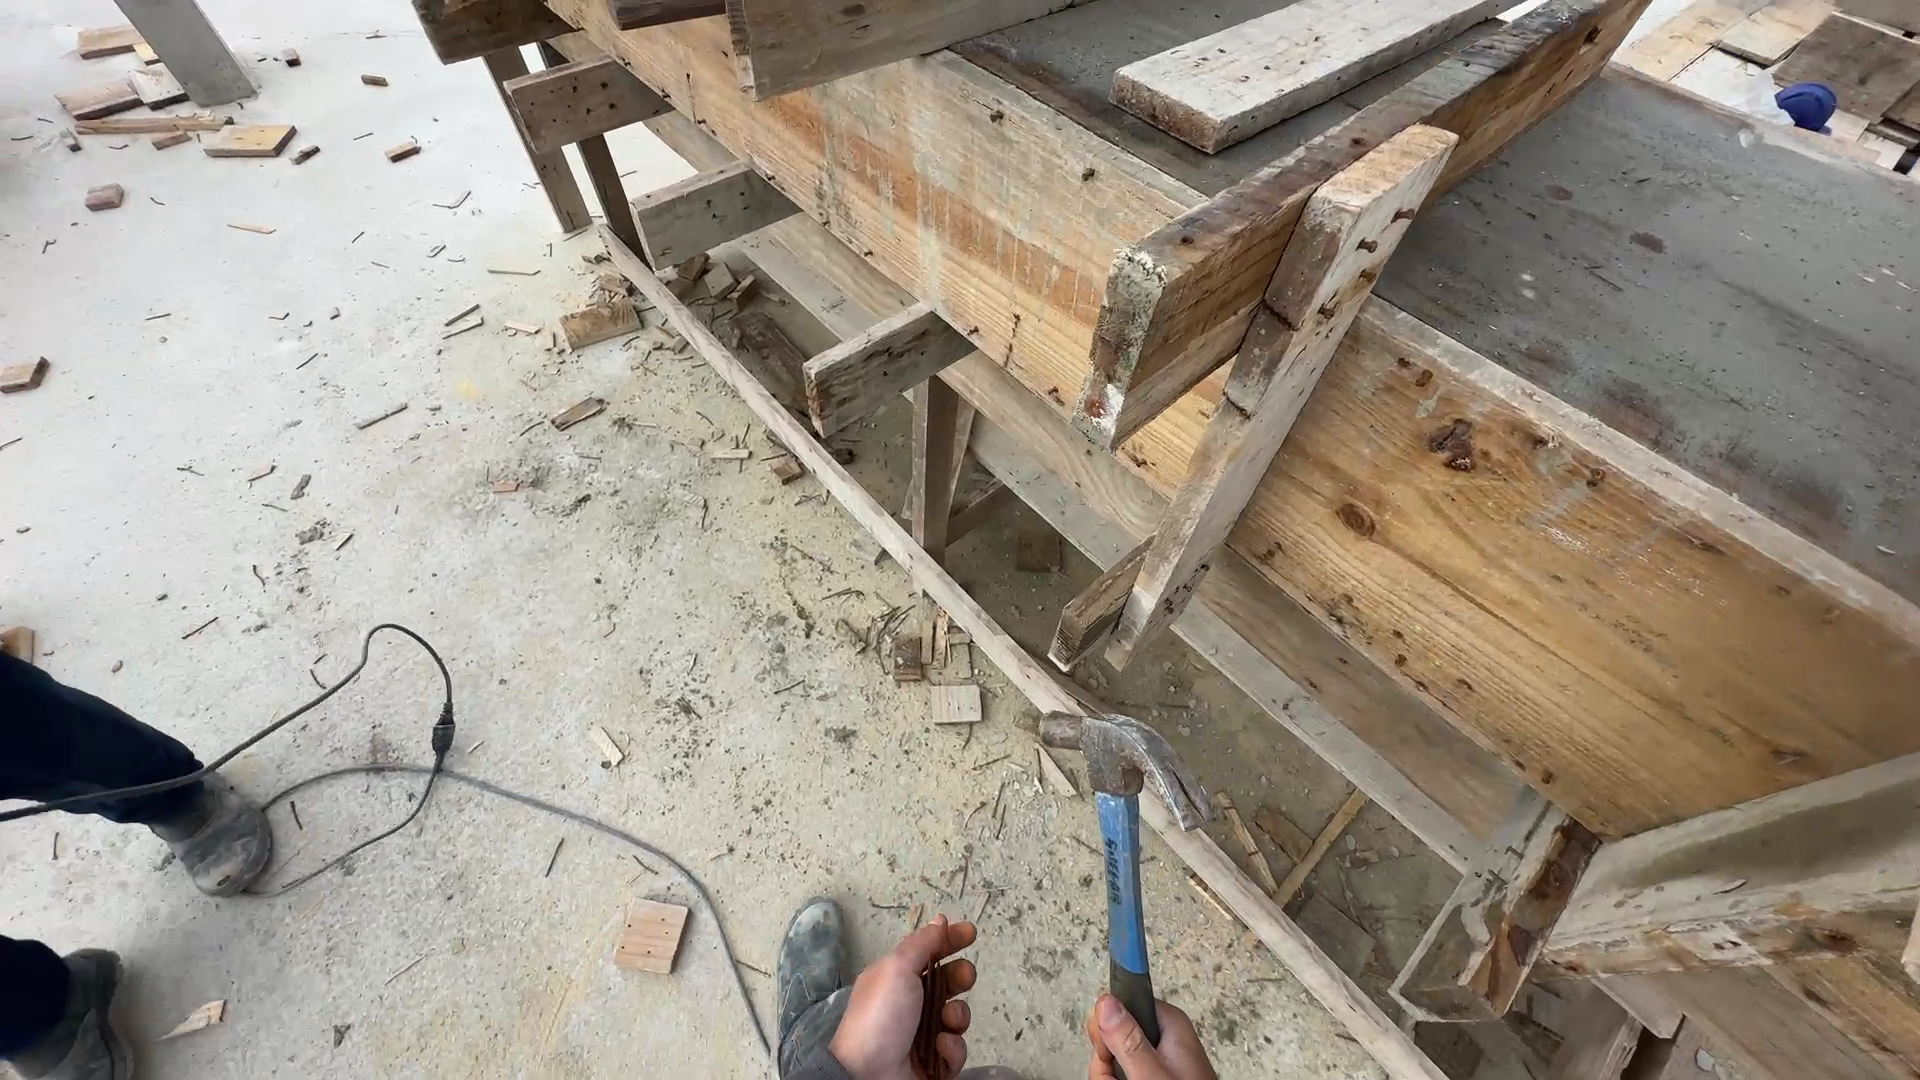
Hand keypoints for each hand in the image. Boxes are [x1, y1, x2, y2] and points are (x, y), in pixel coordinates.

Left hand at [830, 914, 977, 1079]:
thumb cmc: (881, 1015)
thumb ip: (922, 943)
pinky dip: (952, 1047)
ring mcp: (923, 1034)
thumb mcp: (897, 968)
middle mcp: (912, 1003)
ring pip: (956, 1016)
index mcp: (898, 977)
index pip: (929, 951)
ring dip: (957, 1015)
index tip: (971, 933)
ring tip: (946, 1021)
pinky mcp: (934, 1064)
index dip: (951, 939)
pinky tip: (940, 1047)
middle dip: (961, 976)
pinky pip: (955, 1050)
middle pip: (948, 981)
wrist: (868, 1077)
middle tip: (965, 978)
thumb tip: (940, 920)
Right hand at [1085, 994, 1217, 1079]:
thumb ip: (1128, 1039)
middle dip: (1108, 1062)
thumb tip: (1105, 1000)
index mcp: (1168, 1022)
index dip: (1107, 1028)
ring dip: (1111, 1077)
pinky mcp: (1156, 1073)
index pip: (1122, 1003)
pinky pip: (1124, 1072)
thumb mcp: (1152, 1074)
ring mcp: (1160, 1057)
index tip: (1106, 1052)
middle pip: (1114, 1035)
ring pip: (1115, 1057)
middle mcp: (1163, 1034)